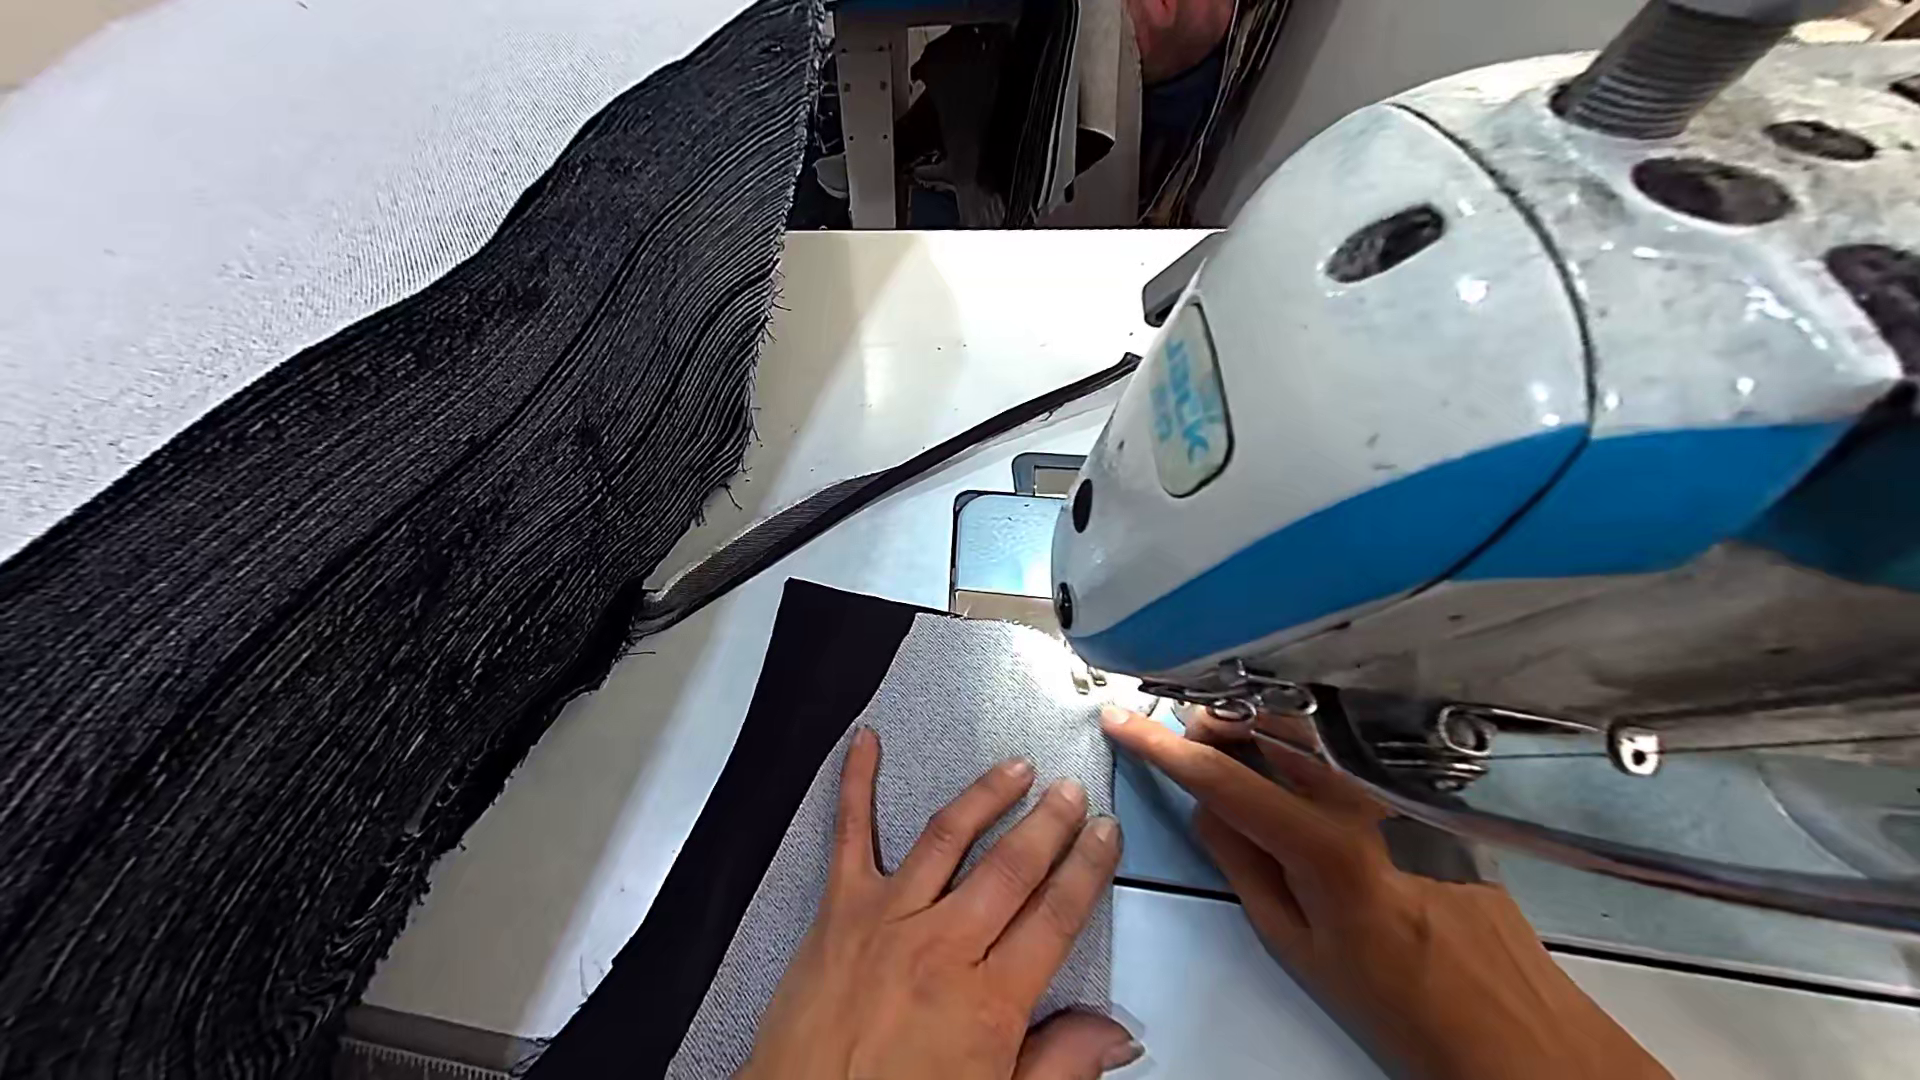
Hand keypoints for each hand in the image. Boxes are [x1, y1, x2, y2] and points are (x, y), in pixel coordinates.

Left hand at [739, 728, 1139, 1079]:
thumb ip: (1059, 1067)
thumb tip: (1116, 1034)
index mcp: (985, 1002)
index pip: (1055, 916)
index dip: (1087, 869)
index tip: (1104, 834)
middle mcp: (941, 947)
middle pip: (1011, 867)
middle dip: (1049, 822)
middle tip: (1070, 790)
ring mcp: (888, 916)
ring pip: (950, 835)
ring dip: (987, 795)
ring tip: (1016, 768)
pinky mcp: (842, 904)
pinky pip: (850, 831)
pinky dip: (856, 782)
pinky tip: (866, 744)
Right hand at [1100, 705, 1670, 1079]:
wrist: (1515, 1033)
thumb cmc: (1395, 1005)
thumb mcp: (1296, 945)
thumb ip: (1240, 862)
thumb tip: (1203, 805)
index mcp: (1326, 849)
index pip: (1219, 778)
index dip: (1159, 746)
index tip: (1119, 721)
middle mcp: (1366, 803)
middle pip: (1268, 726)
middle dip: (1214, 719)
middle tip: (1184, 734)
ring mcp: (1400, 793)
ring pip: (1306, 727)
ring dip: (1252, 723)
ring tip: (1225, 742)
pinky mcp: (1421, 796)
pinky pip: (1339, 749)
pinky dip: (1294, 742)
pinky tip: (1285, 766)